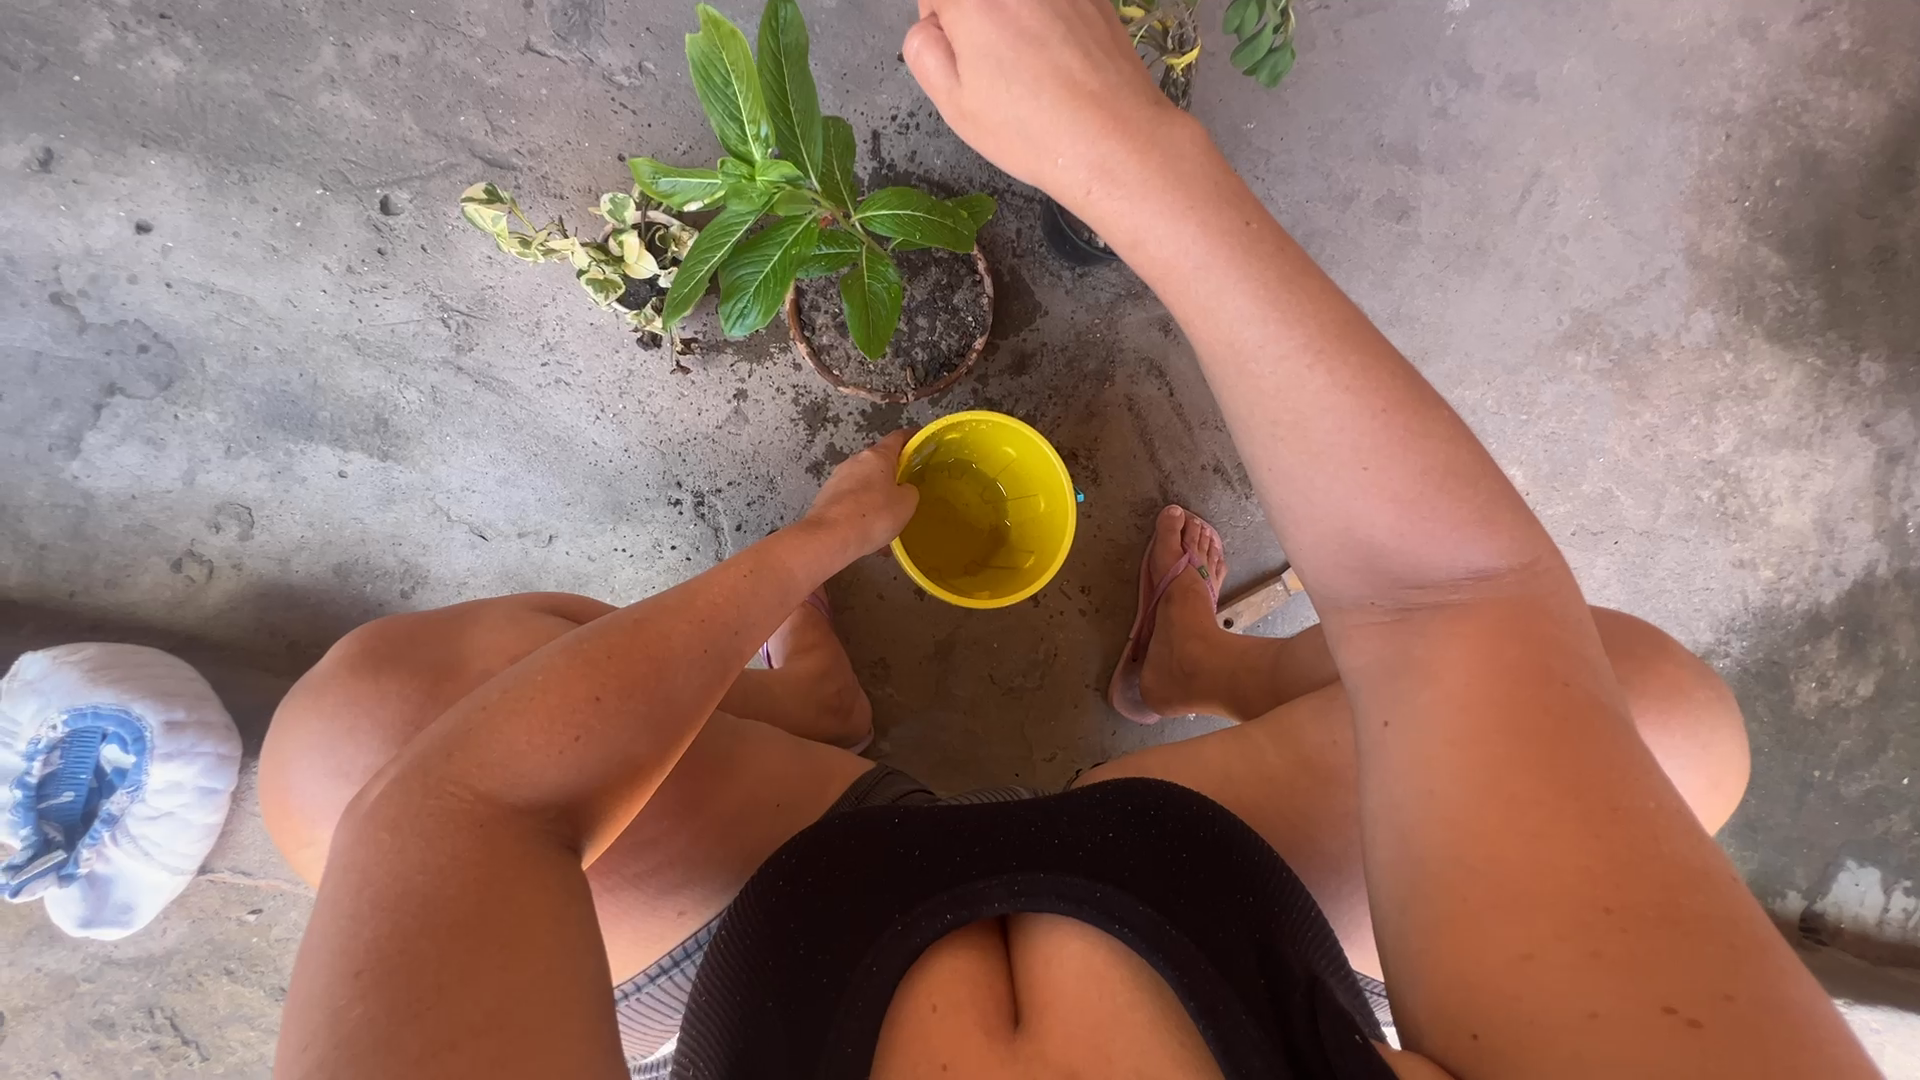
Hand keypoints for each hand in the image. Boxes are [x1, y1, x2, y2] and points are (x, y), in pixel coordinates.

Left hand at [801, 429, 920, 556]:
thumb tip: (903, 490)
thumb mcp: (906, 503)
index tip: (919, 439)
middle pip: (878, 462)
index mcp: (877, 456)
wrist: (830, 538)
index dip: (910, 437)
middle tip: (907, 487)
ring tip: (888, 519)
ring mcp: (837, 480)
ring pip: (864, 485)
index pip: (897, 438)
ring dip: (876, 497)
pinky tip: (870, 533)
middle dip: (892, 474)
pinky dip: (862, 513)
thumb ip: (909, 490)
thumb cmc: (872, 515)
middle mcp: (855, 462)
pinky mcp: (826, 499)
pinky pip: (851, 502)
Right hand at [903, 0, 1189, 199]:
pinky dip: (1049, 24)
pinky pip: (1052, 7)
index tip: (961, 59)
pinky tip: (1061, 65)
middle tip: (998, 68)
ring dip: (1015, 22)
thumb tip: (930, 27)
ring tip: (1033, 70)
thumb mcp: (954, 104)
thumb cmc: (1029, 129)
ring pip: (1018, 4)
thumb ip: (924, 51)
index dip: (942, 26)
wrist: (1110, 138)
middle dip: (977, 20)